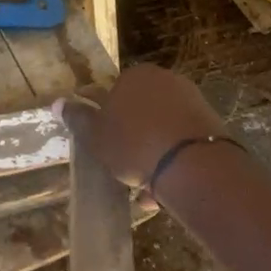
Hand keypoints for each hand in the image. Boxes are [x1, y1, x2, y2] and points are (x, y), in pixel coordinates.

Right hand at [54, 64, 228, 187]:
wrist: (195, 167)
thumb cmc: (135, 144)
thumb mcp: (96, 135)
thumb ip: (77, 119)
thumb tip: (56, 103)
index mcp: (135, 76)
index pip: (113, 94)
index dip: (106, 122)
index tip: (104, 147)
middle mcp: (166, 82)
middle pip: (140, 113)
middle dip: (132, 142)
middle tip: (122, 169)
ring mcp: (193, 103)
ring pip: (162, 132)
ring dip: (152, 158)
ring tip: (145, 192)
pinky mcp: (214, 128)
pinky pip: (183, 145)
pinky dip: (173, 165)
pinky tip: (165, 194)